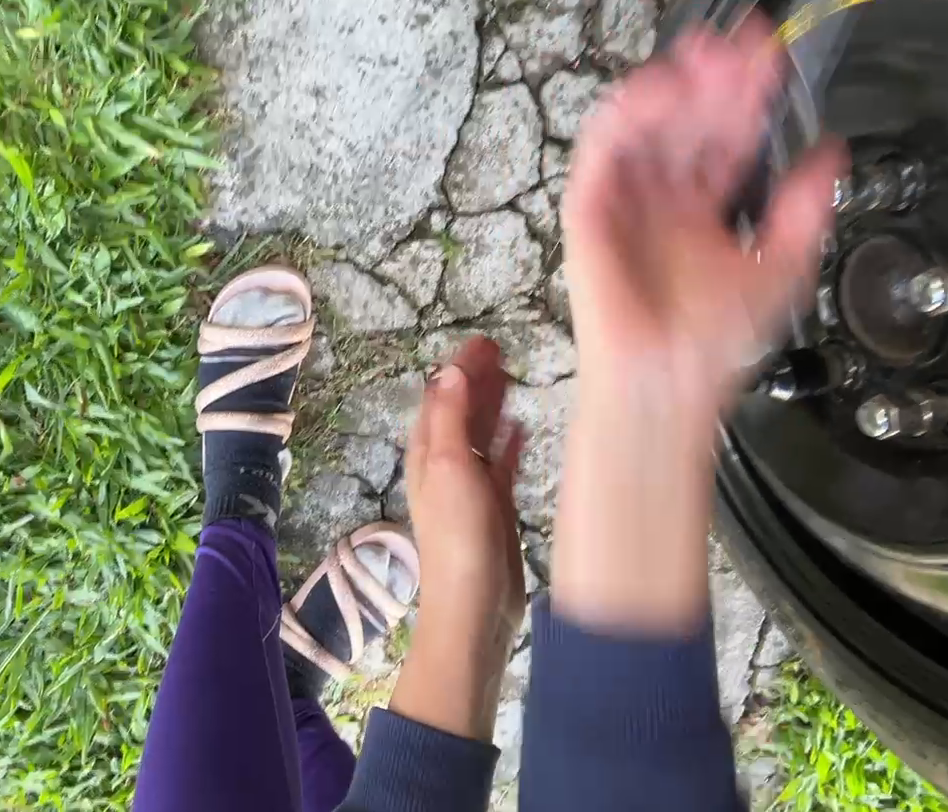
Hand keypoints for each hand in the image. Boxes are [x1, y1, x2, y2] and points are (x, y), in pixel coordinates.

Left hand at [389, 336, 526, 741]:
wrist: (475, 605)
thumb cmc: (458, 534)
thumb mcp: (449, 467)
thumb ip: (451, 420)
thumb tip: (450, 372)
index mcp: (427, 452)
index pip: (441, 396)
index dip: (459, 367)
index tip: (483, 341)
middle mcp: (445, 464)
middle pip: (460, 410)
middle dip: (475, 379)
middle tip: (499, 350)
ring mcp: (469, 485)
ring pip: (480, 432)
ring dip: (492, 403)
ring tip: (510, 375)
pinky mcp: (493, 506)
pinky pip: (499, 462)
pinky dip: (507, 441)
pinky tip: (520, 427)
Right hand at [552, 17, 843, 632]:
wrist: (668, 380)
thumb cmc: (713, 342)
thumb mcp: (781, 267)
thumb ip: (805, 210)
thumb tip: (830, 154)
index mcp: (703, 213)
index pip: (725, 141)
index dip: (746, 97)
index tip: (771, 55)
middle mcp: (663, 201)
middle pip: (686, 124)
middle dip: (711, 80)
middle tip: (741, 41)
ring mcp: (626, 202)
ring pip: (643, 129)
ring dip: (670, 88)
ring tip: (705, 54)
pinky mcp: (591, 211)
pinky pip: (602, 154)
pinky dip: (624, 119)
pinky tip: (659, 90)